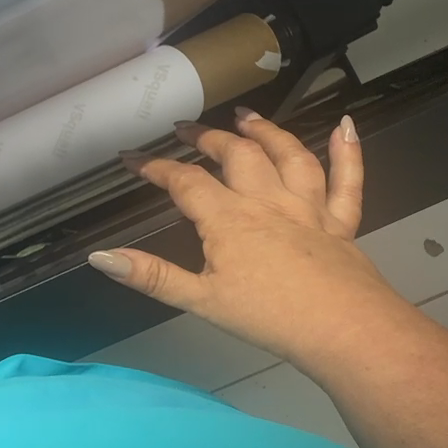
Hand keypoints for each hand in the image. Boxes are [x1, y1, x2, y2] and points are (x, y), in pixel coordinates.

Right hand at [88, 110, 417, 369]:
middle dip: (208, 138)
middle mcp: (268, 203)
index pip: (185, 182)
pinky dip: (348, 150)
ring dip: (266, 132)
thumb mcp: (198, 300)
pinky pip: (347, 180)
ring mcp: (309, 209)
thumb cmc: (268, 317)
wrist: (347, 332)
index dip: (155, 167)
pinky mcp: (342, 223)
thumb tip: (100, 256)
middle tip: (187, 129)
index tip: (131, 158)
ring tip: (246, 116)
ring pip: (289, 157)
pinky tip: (344, 126)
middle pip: (237, 156)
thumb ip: (149, 275)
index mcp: (229, 220)